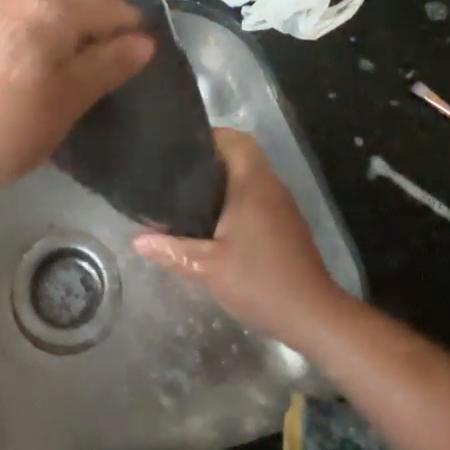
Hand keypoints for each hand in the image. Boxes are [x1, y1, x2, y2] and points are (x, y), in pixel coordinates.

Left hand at [0, 0, 154, 197]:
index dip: (131, 37)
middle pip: (80, 6)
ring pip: (51, 16)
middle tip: (106, 84)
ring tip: (73, 84)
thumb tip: (145, 41)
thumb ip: (108, 66)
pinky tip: (37, 77)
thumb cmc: (0, 127)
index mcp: (49, 5)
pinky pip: (24, 25)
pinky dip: (40, 45)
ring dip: (69, 43)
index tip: (134, 74)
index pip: (112, 7)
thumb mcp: (66, 102)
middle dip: (99, 38)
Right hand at [133, 129, 347, 340]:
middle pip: (242, 153)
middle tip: (179, 170)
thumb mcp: (208, 268)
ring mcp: (282, 203)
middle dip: (212, 157)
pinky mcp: (286, 221)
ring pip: (251, 174)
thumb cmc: (259, 281)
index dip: (207, 136)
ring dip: (225, 177)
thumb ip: (173, 250)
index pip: (233, 139)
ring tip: (190, 191)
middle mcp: (270, 185)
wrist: (310, 313)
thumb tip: (138, 240)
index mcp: (252, 184)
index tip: (179, 147)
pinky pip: (258, 193)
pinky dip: (237, 195)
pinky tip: (216, 218)